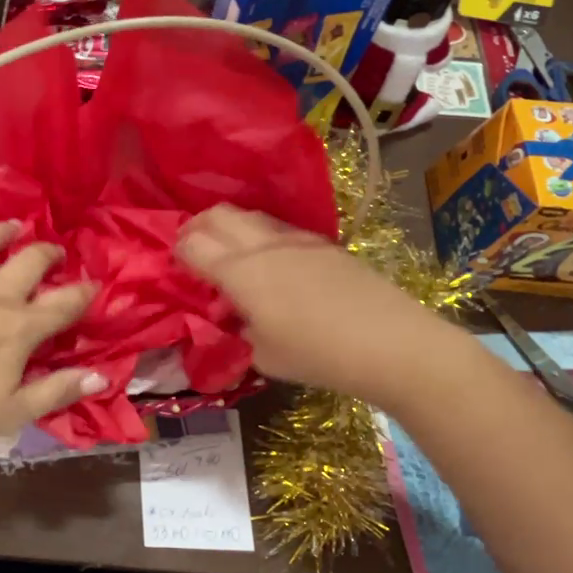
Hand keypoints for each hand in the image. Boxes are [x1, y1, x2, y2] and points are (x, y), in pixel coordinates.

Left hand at [0, 221, 103, 459]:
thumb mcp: (15, 411)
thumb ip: (59, 391)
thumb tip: (101, 377)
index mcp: (21, 326)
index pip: (65, 301)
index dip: (85, 292)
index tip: (93, 286)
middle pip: (32, 258)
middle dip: (51, 252)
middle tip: (56, 255)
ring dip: (7, 231)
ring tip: (16, 229)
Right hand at [175, 204, 469, 409]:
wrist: (394, 344)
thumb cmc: (320, 356)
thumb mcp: (263, 356)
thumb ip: (238, 329)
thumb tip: (232, 314)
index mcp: (240, 272)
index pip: (192, 244)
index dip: (178, 252)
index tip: (179, 268)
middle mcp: (263, 246)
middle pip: (217, 215)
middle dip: (198, 228)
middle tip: (195, 251)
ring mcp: (296, 240)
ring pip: (249, 216)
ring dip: (230, 228)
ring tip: (230, 254)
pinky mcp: (323, 243)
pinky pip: (277, 229)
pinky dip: (260, 237)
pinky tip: (271, 264)